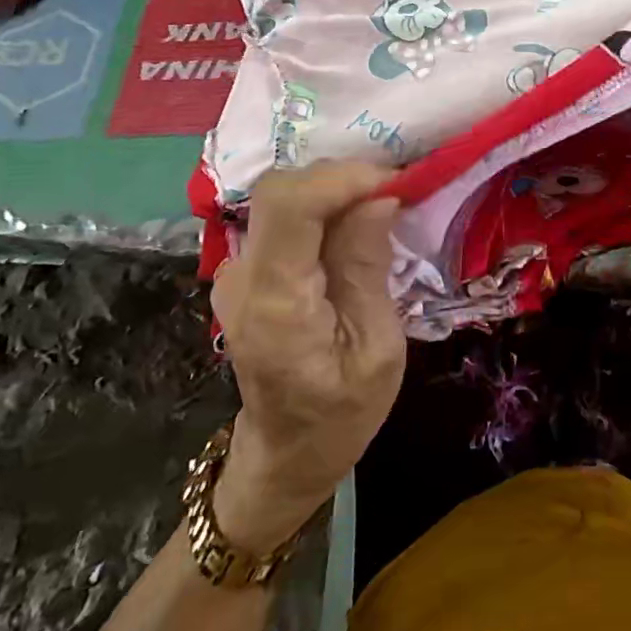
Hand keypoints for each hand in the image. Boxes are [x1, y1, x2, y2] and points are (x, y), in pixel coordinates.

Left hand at [207, 163, 404, 551]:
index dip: (341, 179)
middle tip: (395, 191)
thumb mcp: (377, 350)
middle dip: (342, 178)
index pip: (288, 206)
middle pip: (280, 191)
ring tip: (381, 206)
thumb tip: (379, 196)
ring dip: (334, 190)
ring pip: (281, 198)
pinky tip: (352, 227)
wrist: (287, 452)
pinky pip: (282, 218)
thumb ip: (368, 267)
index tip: (395, 183)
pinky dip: (322, 208)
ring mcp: (235, 271)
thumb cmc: (342, 414)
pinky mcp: (244, 269)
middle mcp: (241, 276)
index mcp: (275, 303)